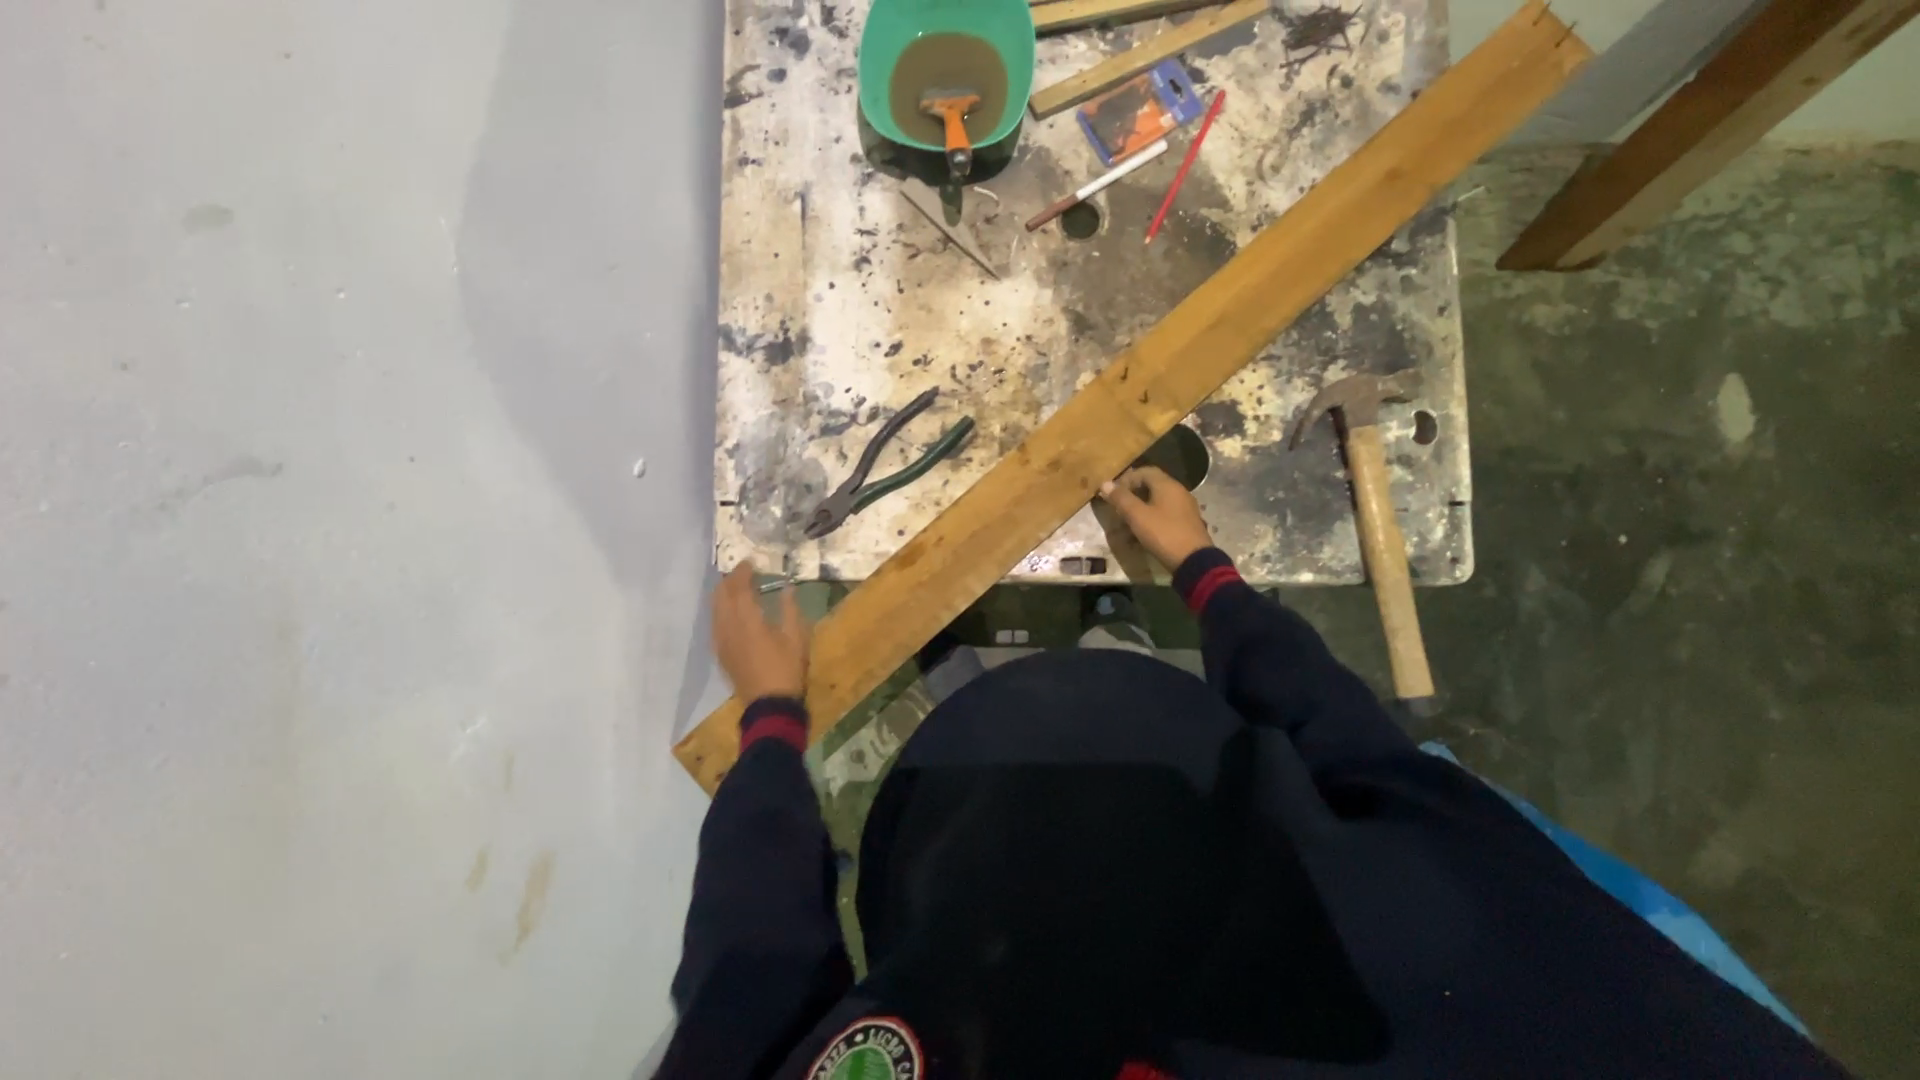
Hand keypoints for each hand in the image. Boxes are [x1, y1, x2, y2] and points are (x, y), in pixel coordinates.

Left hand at [712, 561, 808, 702]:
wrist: (769, 704)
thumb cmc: (787, 669)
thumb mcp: (797, 637)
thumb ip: (790, 609)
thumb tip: (787, 587)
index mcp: (748, 619)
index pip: (739, 587)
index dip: (743, 572)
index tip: (750, 562)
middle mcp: (729, 626)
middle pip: (721, 595)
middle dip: (730, 580)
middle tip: (743, 573)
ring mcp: (721, 640)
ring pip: (715, 609)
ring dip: (723, 594)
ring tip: (736, 589)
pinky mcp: (720, 652)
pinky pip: (715, 623)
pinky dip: (721, 610)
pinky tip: (732, 613)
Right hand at [1098, 466, 1214, 570]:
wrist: (1193, 560)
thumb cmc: (1163, 534)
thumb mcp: (1137, 516)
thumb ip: (1121, 499)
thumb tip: (1105, 483)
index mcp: (1167, 485)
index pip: (1144, 471)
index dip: (1126, 479)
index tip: (1113, 493)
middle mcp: (1178, 491)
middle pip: (1152, 484)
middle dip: (1133, 492)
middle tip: (1119, 505)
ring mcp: (1185, 507)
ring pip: (1159, 499)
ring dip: (1142, 505)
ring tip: (1129, 519)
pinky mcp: (1187, 521)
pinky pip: (1166, 512)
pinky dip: (1153, 515)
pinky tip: (1145, 530)